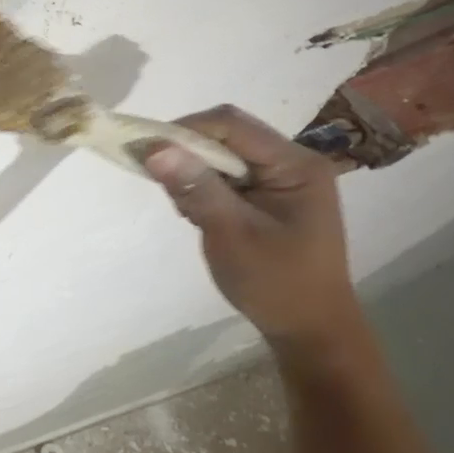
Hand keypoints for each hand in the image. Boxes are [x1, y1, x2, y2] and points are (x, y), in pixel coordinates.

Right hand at [139, 106, 365, 351]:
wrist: (309, 327)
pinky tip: (198, 215)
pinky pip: (226, 176)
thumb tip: (153, 148)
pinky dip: (202, 188)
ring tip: (187, 210)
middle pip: (226, 135)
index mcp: (296, 165)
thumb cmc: (275, 282)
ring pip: (222, 155)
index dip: (184, 131)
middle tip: (162, 186)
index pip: (230, 125)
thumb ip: (195, 188)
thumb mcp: (230, 233)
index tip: (144, 153)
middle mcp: (292, 162)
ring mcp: (282, 179)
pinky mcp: (268, 196)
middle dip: (186, 155)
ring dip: (192, 174)